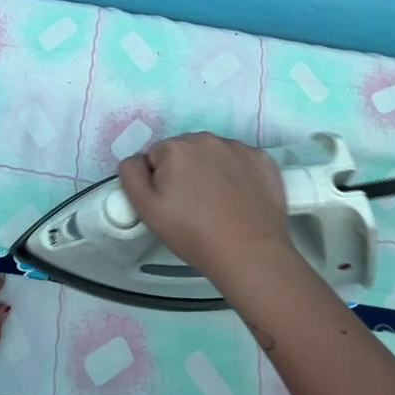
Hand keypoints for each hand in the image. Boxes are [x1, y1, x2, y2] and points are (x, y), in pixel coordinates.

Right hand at [117, 132, 304, 287]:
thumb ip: (130, 173)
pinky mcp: (263, 160)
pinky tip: (240, 199)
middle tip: (194, 207)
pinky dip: (238, 174)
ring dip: (211, 171)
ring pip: (213, 154)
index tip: (173, 205)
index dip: (161, 182)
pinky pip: (241, 161)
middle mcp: (206, 139)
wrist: (251, 256)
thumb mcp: (146, 209)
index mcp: (175, 147)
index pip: (156, 157)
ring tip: (218, 205)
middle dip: (185, 172)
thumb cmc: (194, 234)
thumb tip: (138, 159)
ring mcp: (239, 148)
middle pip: (185, 151)